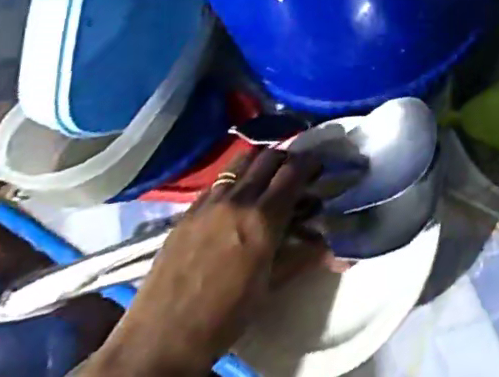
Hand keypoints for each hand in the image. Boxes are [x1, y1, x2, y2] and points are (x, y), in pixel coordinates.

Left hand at [83, 147, 320, 376]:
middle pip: (270, 157)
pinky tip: (234, 199)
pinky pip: (217, 182)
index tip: (318, 168)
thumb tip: (338, 250)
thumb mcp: (270, 287)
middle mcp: (238, 200)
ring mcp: (208, 203)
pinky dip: (233, 180)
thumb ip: (304, 257)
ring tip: (264, 177)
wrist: (160, 341)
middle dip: (287, 159)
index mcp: (264, 218)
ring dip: (259, 162)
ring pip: (241, 161)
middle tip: (294, 173)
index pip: (295, 170)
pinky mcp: (186, 212)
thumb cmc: (223, 317)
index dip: (311, 163)